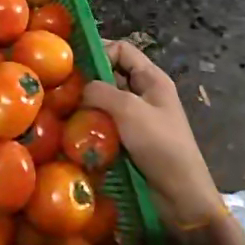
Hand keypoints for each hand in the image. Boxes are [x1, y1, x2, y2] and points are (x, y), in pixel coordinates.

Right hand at [81, 40, 222, 224]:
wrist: (181, 194)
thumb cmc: (160, 145)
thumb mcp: (130, 110)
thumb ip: (102, 92)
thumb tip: (81, 90)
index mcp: (152, 79)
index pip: (122, 50)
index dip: (100, 52)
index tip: (76, 68)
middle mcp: (145, 93)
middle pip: (112, 75)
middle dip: (89, 82)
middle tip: (63, 93)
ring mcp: (138, 118)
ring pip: (107, 102)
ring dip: (89, 107)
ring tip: (65, 115)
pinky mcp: (131, 140)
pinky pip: (107, 125)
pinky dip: (93, 127)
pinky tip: (76, 134)